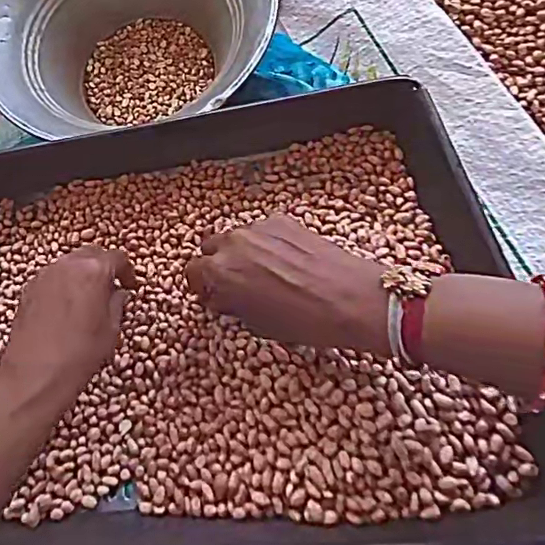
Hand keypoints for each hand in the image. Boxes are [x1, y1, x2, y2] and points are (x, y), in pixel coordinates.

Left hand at [0, 247, 136, 419]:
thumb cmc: (78, 356)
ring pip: (70, 263)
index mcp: (93, 270)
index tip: (129, 285)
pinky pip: (53, 276)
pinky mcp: (28, 288)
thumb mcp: (110, 331)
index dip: (127, 271)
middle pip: (92, 254)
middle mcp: (67, 265)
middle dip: (104, 266)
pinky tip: (67, 306)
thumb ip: (117, 304)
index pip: (117, 258)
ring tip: (89, 297)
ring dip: (83, 273)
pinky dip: (64, 283)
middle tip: (112, 287)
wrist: (33, 376)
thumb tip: (118, 293)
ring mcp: (45, 275)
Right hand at [186, 215, 388, 353]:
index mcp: (221, 271)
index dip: (199, 285)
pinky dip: (266, 242)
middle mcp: (234, 243)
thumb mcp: (258, 323)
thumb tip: (223, 297)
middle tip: (233, 283)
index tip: (209, 294)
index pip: (192, 270)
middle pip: (210, 247)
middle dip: (217, 264)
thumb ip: (232, 304)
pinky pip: (262, 230)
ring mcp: (259, 227)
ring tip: (263, 273)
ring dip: (241, 251)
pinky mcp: (283, 220)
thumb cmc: (307, 320)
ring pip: (237, 236)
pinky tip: (286, 262)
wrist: (352, 299)